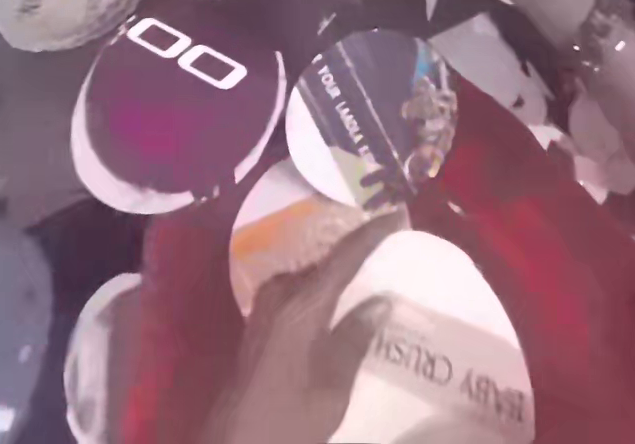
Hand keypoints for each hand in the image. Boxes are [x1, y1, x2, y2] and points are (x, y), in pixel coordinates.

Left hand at [200, 211, 405, 443]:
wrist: (236, 440)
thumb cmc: (288, 419)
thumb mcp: (332, 388)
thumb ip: (355, 338)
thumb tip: (381, 301)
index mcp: (303, 305)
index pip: (345, 257)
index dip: (373, 233)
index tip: (398, 212)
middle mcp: (283, 289)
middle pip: (329, 259)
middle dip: (360, 248)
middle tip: (392, 242)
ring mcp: (268, 298)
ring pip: (314, 272)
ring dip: (342, 267)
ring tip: (373, 266)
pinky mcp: (263, 310)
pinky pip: (301, 285)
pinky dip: (324, 284)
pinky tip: (341, 296)